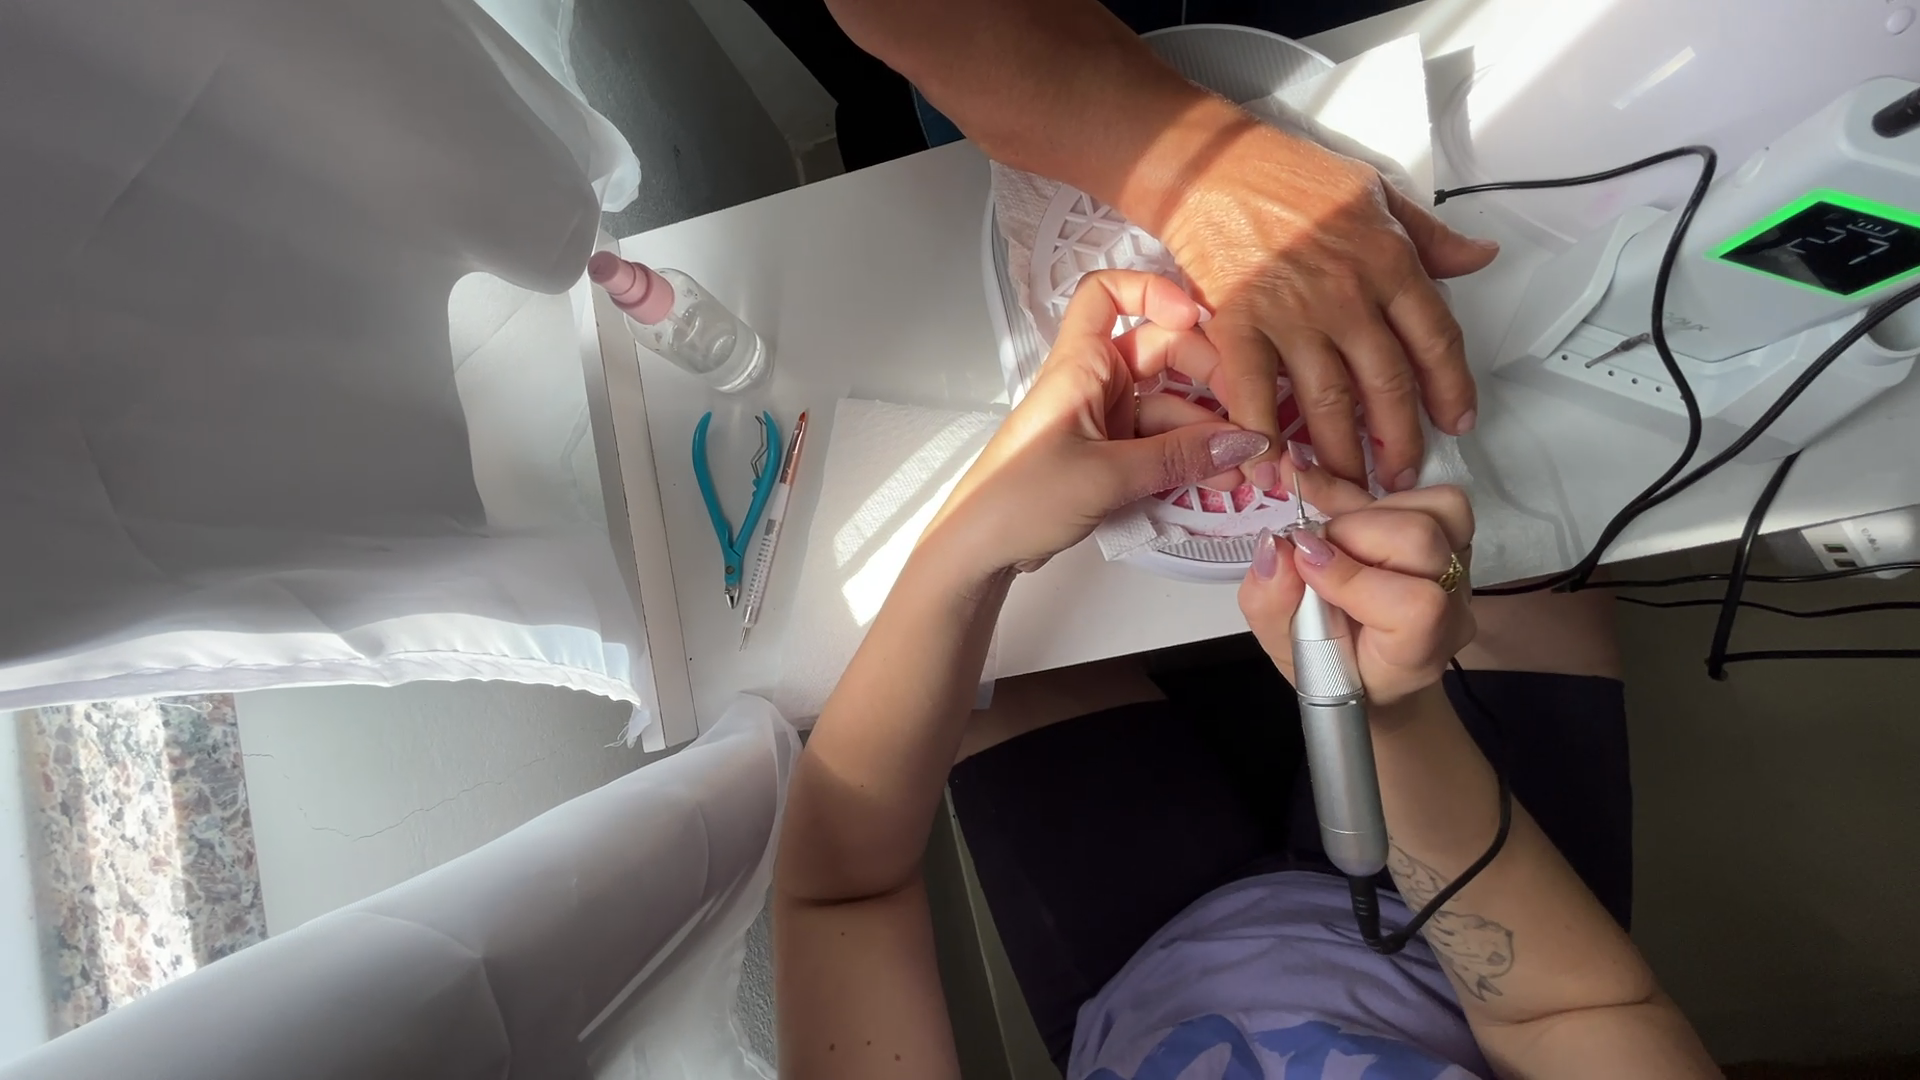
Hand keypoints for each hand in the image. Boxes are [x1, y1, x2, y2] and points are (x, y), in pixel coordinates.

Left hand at [933, 270, 1269, 575]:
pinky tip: (1220, 481)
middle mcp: (1093, 383)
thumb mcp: (1105, 475)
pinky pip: (1159, 445)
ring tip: (1247, 471)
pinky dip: (1187, 460)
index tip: (1195, 317)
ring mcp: (1103, 421)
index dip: (1151, 291)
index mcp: (1079, 365)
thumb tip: (1246, 442)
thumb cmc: (1021, 498)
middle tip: (1253, 418)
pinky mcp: (1109, 456)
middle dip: (1210, 381)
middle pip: (1162, 355)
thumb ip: (1177, 458)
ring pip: (1168, 409)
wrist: (981, 549)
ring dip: (1207, 436)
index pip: (1107, 295)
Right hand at [1159, 112, 1497, 492]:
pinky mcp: (1239, 328)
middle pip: (1385, 385)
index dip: (1449, 391)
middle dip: (1396, 440)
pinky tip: (1271, 466)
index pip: (1435, 340)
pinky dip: (1263, 435)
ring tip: (1346, 485)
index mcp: (1389, 263)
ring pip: (1326, 401)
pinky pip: (1257, 394)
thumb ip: (1429, 237)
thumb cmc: (1291, 180)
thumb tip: (1480, 261)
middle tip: (1399, 478)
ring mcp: (1292, 317)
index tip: (1454, 425)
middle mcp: (1349, 296)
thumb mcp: (1379, 194)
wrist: (1213, 170)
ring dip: (1339, 452)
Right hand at [1239, 463, 1475, 705]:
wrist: (1366, 665)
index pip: (1415, 605)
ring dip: (1372, 513)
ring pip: (1437, 510)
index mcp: (1413, 653)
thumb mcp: (1278, 643)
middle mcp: (1451, 611)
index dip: (1352, 576)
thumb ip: (1270, 600)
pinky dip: (1391, 500)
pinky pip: (1439, 501)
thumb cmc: (1324, 662)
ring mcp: (1460, 573)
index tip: (1302, 563)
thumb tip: (1275, 545)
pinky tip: (1359, 522)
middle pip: (1421, 540)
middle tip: (1313, 548)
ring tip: (1338, 536)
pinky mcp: (1455, 544)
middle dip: (1351, 531)